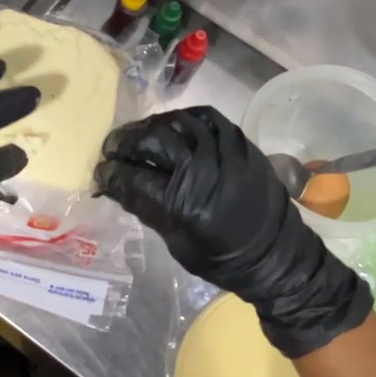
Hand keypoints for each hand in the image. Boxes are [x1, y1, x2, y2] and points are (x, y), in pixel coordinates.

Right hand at [95, 106, 370, 357]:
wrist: (276, 255)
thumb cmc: (221, 259)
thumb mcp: (176, 241)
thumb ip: (145, 207)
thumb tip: (115, 184)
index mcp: (185, 203)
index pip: (135, 177)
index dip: (112, 173)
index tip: (99, 172)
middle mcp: (204, 170)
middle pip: (153, 141)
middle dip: (126, 142)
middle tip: (112, 148)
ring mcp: (225, 151)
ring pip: (177, 122)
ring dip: (150, 127)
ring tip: (136, 135)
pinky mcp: (241, 142)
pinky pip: (206, 118)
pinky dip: (182, 119)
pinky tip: (169, 127)